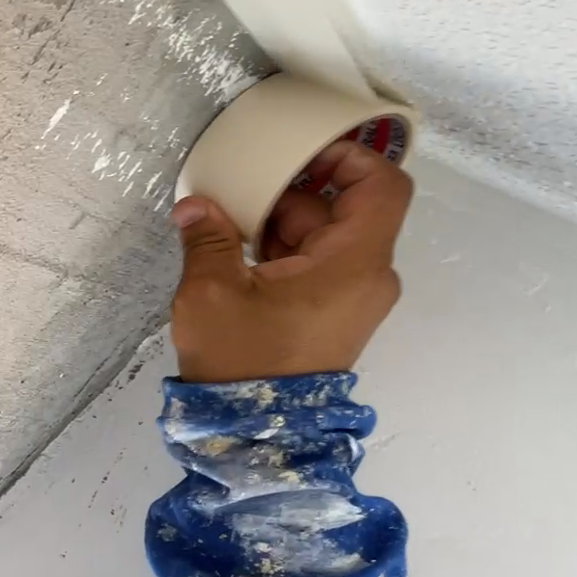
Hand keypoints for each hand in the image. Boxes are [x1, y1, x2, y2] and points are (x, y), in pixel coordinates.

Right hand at [168, 141, 412, 383]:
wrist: (256, 425)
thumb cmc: (241, 355)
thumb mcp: (211, 292)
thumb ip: (207, 240)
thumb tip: (195, 207)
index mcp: (352, 263)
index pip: (381, 188)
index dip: (350, 159)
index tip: (304, 151)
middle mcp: (366, 277)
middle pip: (345, 212)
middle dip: (293, 193)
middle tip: (241, 185)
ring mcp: (352, 299)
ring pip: (326, 240)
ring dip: (282, 224)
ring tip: (227, 221)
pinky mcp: (331, 315)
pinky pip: (316, 266)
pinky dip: (283, 251)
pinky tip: (238, 252)